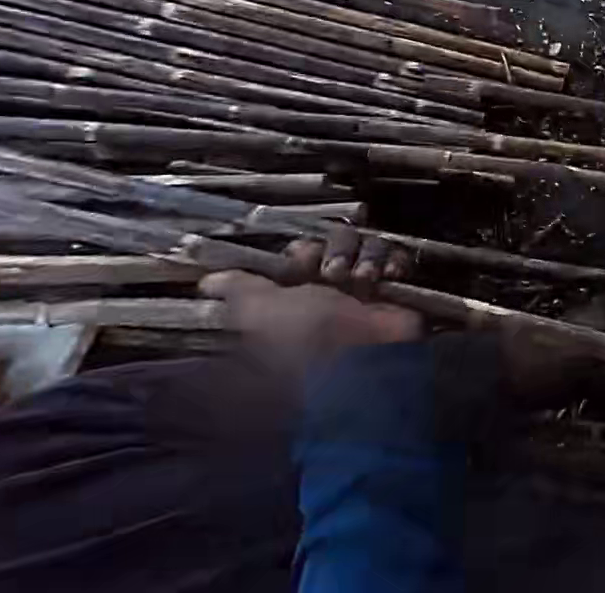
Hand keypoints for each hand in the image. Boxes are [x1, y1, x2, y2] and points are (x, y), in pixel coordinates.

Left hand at [199, 239, 421, 377]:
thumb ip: (237, 290)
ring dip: (366, 256)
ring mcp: (368, 290)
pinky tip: (385, 277)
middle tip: (334, 273)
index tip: (303, 261)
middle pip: (340, 239)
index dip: (306, 249)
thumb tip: (205, 281)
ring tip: (363, 279)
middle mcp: (335, 289)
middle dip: (337, 249)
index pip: (308, 248)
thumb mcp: (259, 310)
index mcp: (302, 291)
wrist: (356, 365)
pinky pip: (399, 256)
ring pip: (369, 243)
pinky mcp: (397, 291)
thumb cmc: (301, 337)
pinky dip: (393, 261)